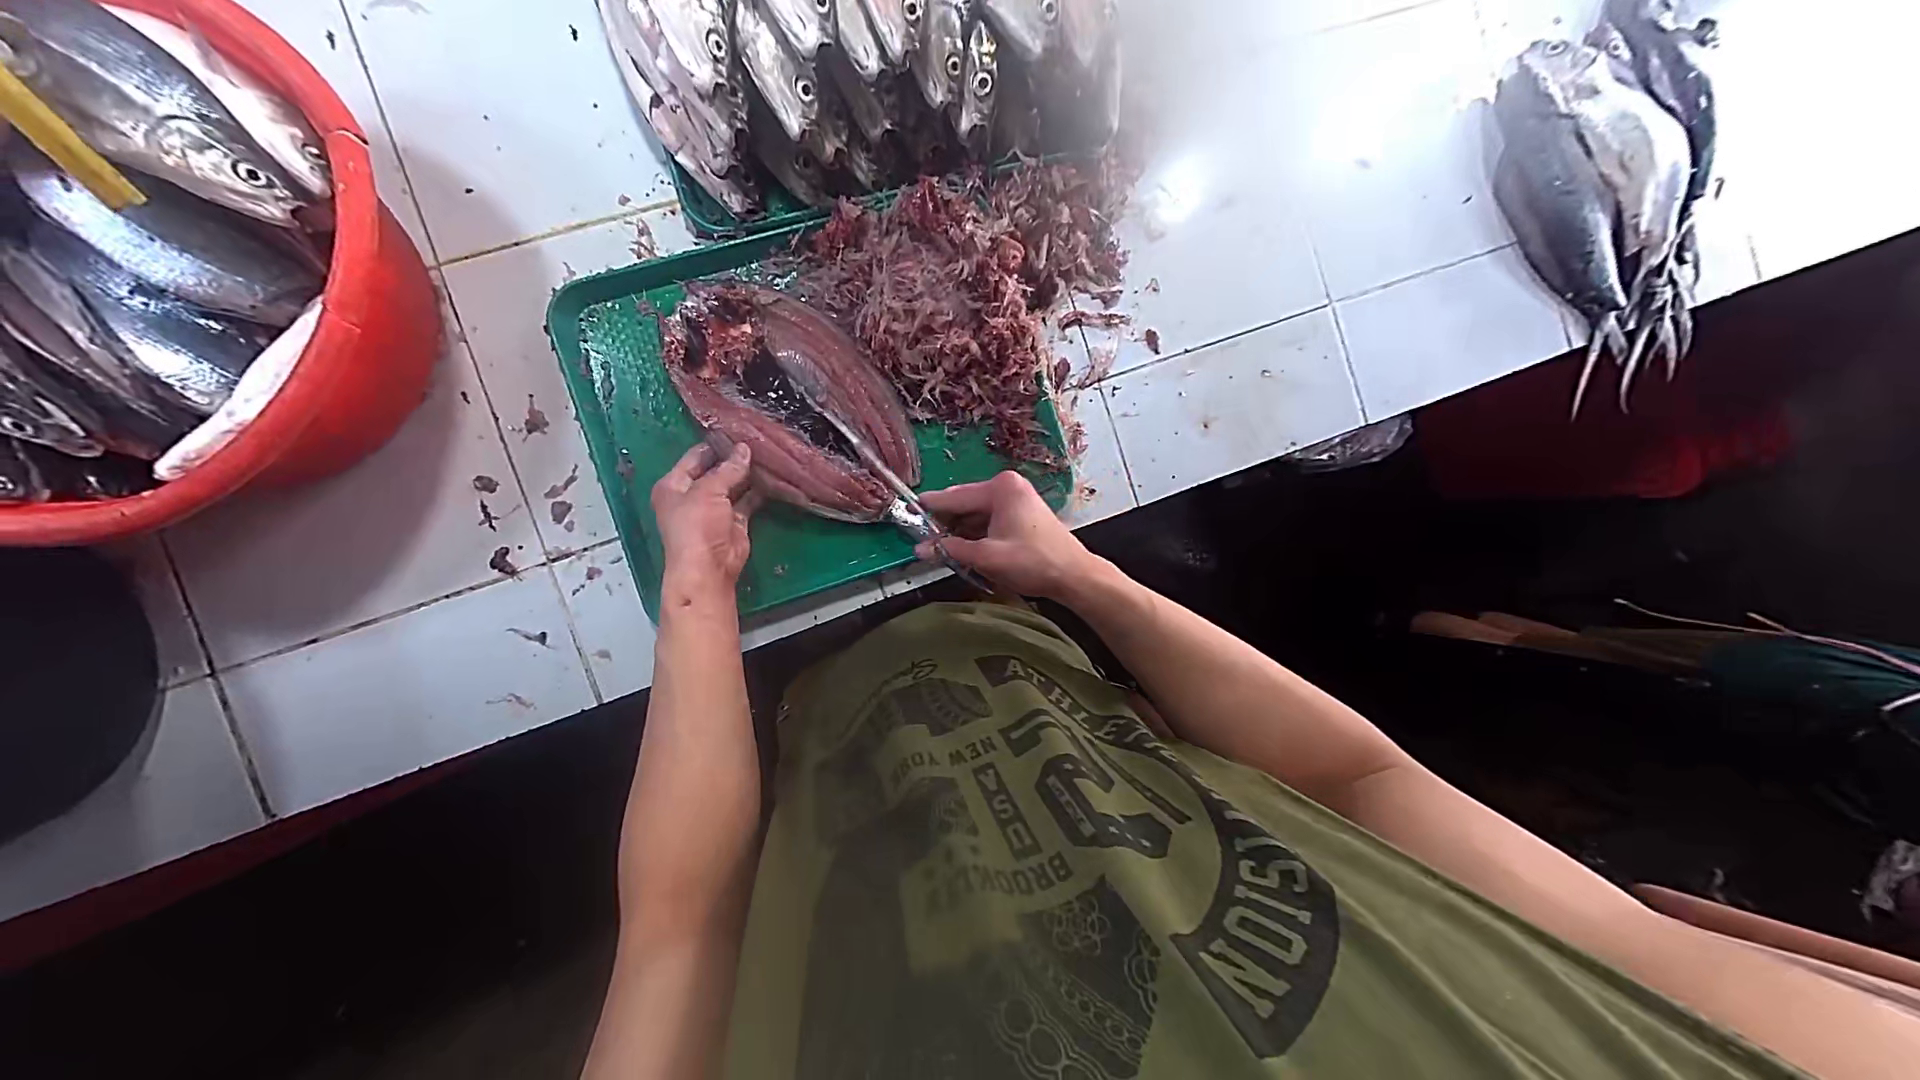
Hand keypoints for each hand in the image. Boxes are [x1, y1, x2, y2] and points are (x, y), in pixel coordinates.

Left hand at [652, 443, 757, 593]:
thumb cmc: (696, 527)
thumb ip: (728, 469)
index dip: (714, 444)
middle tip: (757, 440)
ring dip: (748, 473)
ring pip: (733, 485)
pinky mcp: (734, 521)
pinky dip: (758, 491)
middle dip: (734, 458)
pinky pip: (748, 500)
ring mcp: (715, 509)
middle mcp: (693, 495)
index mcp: (674, 485)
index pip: (694, 457)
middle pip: (715, 470)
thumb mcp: (708, 491)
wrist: (709, 568)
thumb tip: (744, 449)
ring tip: (767, 454)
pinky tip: (771, 477)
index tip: (736, 430)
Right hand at [916, 471, 1103, 600]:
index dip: (929, 508)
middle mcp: (1007, 486)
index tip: (906, 512)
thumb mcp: (987, 556)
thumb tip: (922, 549)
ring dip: (958, 531)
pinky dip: (974, 533)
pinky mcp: (1020, 513)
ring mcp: (1015, 499)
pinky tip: (961, 548)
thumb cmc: (1033, 562)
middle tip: (920, 539)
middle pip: (964, 504)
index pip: (954, 497)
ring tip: (937, 548)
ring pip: (975, 513)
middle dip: (943, 523)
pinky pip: (988, 519)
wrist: (1074, 575)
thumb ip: (952, 549)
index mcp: (1000, 488)